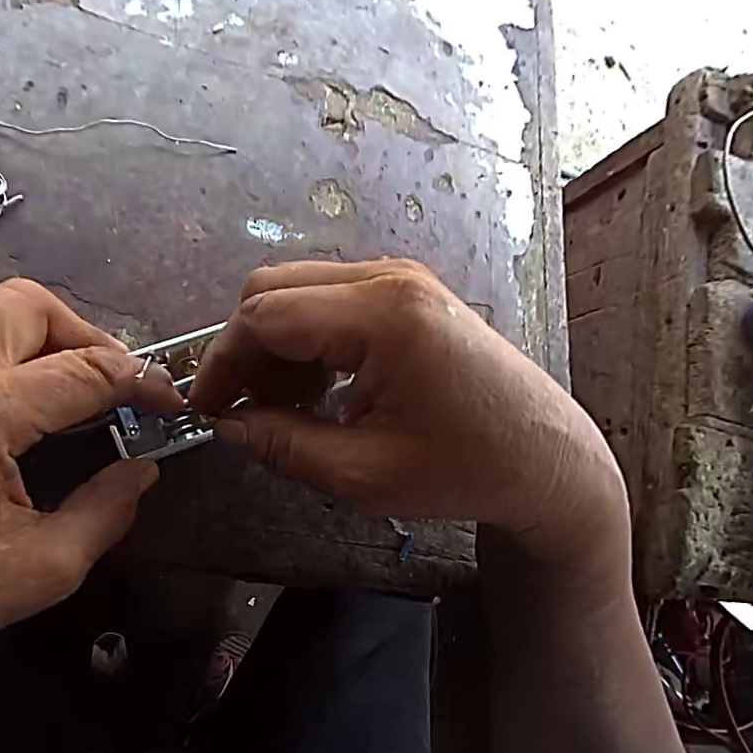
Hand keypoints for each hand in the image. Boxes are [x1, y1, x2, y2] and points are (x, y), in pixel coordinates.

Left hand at [0, 278, 183, 752]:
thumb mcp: (45, 567)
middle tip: (120, 387)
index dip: (142, 383)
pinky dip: (10, 347)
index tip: (172, 403)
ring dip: (47, 335)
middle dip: (91, 337)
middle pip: (31, 305)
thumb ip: (108, 508)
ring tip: (80, 387)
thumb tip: (144, 468)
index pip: (84, 370)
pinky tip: (30, 399)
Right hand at [189, 259, 626, 558]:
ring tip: (281, 407)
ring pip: (301, 292)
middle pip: (274, 289)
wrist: (547, 457)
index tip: (205, 407)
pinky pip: (334, 302)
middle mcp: (389, 278)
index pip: (264, 315)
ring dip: (276, 347)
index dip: (222, 362)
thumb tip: (228, 424)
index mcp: (382, 314)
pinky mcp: (411, 296)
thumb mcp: (363, 474)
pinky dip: (309, 341)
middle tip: (243, 409)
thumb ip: (283, 444)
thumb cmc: (465, 470)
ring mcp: (403, 281)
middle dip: (244, 350)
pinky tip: (318, 389)